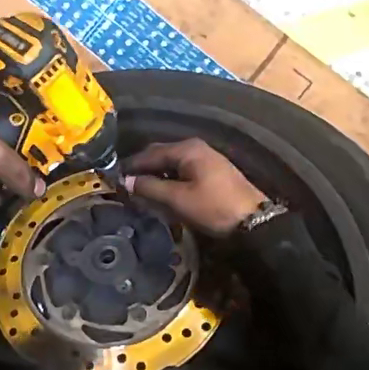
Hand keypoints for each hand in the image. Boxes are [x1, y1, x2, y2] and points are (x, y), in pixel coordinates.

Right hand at [123, 138, 266, 235]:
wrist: (254, 221)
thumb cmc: (213, 207)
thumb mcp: (178, 199)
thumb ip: (149, 188)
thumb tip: (126, 181)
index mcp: (186, 149)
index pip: (149, 154)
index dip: (131, 166)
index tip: (114, 178)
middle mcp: (195, 148)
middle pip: (160, 155)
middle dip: (142, 169)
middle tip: (125, 185)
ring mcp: (206, 158)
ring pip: (171, 163)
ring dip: (155, 175)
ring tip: (140, 191)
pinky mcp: (212, 172)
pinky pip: (182, 170)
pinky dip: (169, 179)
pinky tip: (162, 192)